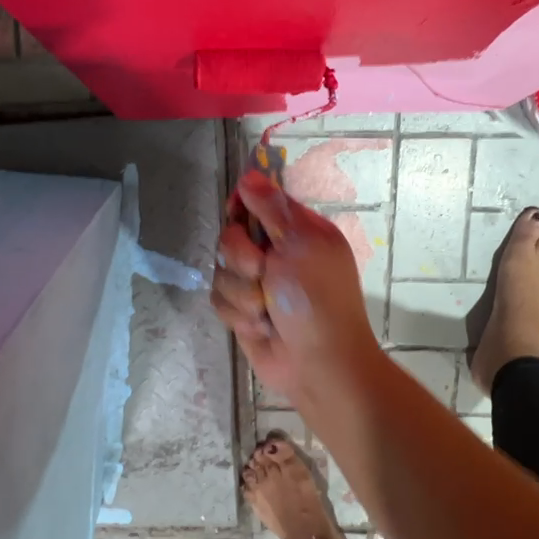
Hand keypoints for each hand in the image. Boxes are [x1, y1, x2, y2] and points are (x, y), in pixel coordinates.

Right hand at [211, 171, 381, 400]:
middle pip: (230, 236)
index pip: (257, 201)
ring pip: (221, 271)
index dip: (243, 206)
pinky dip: (239, 315)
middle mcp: (276, 253)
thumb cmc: (316, 300)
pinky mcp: (243, 311)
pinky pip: (220, 300)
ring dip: (243, 294)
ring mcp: (258, 284)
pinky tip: (262, 328)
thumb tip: (250, 174)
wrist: (318, 364)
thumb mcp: (300, 245)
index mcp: (298, 231)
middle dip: (241, 259)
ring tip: (267, 312)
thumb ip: (271, 209)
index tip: (239, 215)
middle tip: (263, 274)